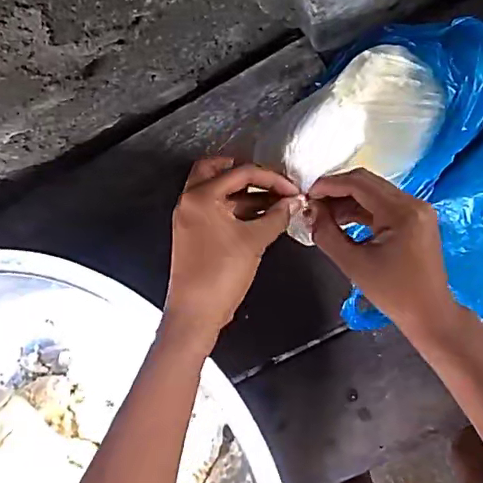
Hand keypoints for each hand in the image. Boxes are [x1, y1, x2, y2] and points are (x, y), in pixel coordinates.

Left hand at [164, 157, 298, 342]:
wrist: (196, 312)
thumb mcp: (254, 241)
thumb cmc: (220, 275)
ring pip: (217, 190)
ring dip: (243, 191)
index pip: (240, 172)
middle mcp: (189, 201)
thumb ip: (276, 216)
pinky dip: (236, 207)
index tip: (291, 188)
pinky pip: (215, 208)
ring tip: (273, 200)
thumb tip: (292, 203)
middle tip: (271, 181)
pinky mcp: (193, 232)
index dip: (271, 178)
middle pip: (218, 170)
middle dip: (246, 173)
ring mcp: (189, 216)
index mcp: (200, 196)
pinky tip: (260, 216)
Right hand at [305, 168, 457, 333]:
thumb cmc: (394, 294)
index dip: (328, 185)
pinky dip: (360, 209)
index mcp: (402, 211)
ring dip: (347, 200)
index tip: (306, 194)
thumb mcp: (353, 264)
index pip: (358, 184)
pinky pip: (382, 204)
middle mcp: (413, 203)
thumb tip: (310, 211)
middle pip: (366, 183)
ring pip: (373, 192)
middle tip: (312, 204)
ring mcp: (417, 210)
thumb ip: (327, 233)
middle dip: (336, 190)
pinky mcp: (415, 218)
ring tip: (323, 215)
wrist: (431, 316)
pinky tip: (342, 220)